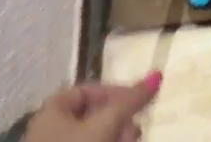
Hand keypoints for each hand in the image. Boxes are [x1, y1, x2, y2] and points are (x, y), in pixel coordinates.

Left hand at [21, 74, 160, 141]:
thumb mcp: (105, 125)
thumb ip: (130, 100)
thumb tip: (157, 75)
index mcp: (53, 110)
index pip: (90, 90)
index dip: (116, 92)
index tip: (139, 102)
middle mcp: (53, 129)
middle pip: (96, 115)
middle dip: (120, 122)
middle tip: (135, 132)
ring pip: (97, 136)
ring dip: (119, 137)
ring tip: (131, 141)